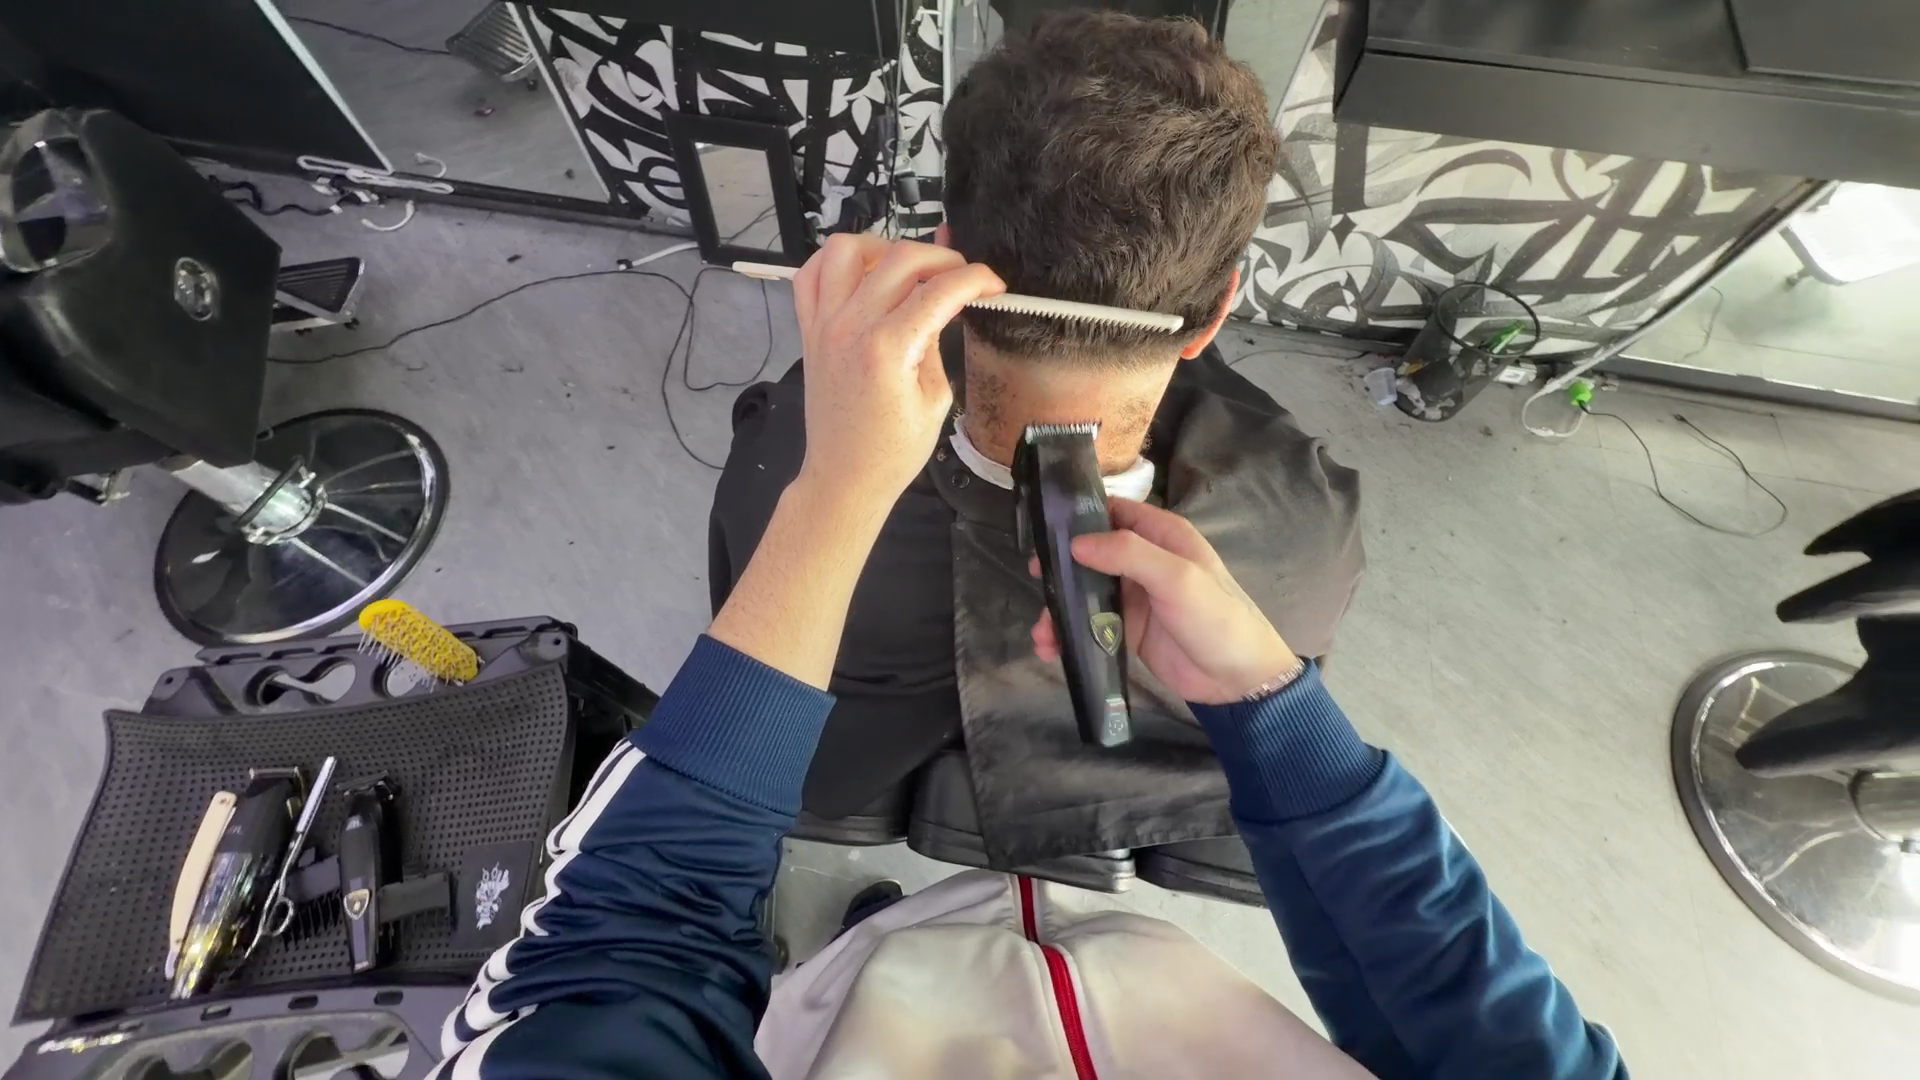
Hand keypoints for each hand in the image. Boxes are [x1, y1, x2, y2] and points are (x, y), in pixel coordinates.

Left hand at [791, 234, 1003, 509]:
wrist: (844, 477)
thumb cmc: (893, 452)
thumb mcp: (935, 400)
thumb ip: (935, 342)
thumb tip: (939, 304)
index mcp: (888, 349)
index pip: (939, 291)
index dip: (975, 280)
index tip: (993, 285)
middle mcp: (851, 326)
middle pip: (899, 259)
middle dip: (941, 258)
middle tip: (961, 275)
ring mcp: (824, 324)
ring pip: (847, 249)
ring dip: (884, 247)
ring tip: (907, 269)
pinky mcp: (809, 331)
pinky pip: (811, 274)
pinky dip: (836, 262)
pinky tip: (863, 275)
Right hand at [1031, 498, 1299, 704]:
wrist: (1238, 681)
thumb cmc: (1216, 618)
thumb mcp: (1176, 578)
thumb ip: (1128, 554)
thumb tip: (1075, 542)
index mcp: (1162, 535)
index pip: (1114, 512)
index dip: (1081, 517)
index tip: (1048, 531)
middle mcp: (1145, 560)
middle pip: (1092, 552)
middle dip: (1061, 566)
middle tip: (1038, 578)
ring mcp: (1134, 596)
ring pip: (1086, 591)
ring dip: (1061, 608)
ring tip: (1043, 633)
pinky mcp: (1127, 628)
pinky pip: (1090, 624)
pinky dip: (1069, 633)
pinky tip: (1052, 648)